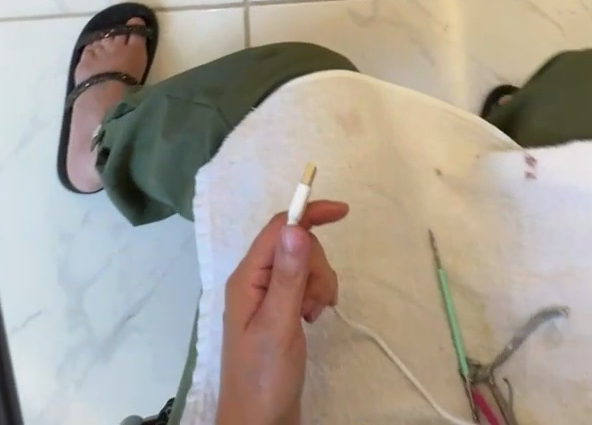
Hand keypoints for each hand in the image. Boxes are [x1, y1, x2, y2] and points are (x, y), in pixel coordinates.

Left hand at [217, 201, 348, 424]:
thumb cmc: (264, 378)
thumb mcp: (278, 325)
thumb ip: (288, 276)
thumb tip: (296, 227)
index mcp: (248, 277)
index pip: (280, 227)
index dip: (310, 214)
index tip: (344, 213)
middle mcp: (255, 280)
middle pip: (296, 244)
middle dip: (317, 265)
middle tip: (316, 302)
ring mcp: (267, 296)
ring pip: (304, 264)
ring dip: (319, 283)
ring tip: (314, 315)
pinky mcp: (280, 311)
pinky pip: (305, 284)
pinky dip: (317, 294)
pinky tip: (314, 317)